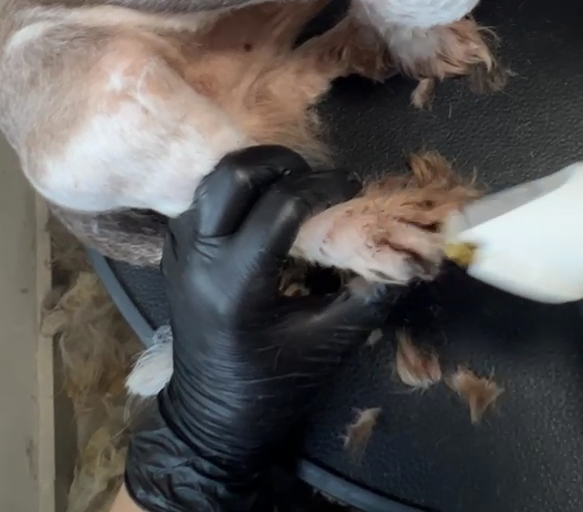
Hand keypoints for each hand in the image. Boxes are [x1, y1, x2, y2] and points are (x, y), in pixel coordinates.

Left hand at [124, 147, 399, 511]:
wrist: (211, 422)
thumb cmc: (275, 386)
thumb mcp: (331, 343)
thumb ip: (369, 293)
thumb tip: (410, 255)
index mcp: (237, 283)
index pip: (282, 204)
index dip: (324, 185)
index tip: (351, 188)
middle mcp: (200, 256)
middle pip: (234, 174)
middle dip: (282, 161)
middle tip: (317, 177)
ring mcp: (178, 249)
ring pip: (213, 178)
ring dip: (257, 170)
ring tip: (293, 185)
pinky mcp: (172, 249)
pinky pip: (203, 197)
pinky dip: (237, 188)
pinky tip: (265, 204)